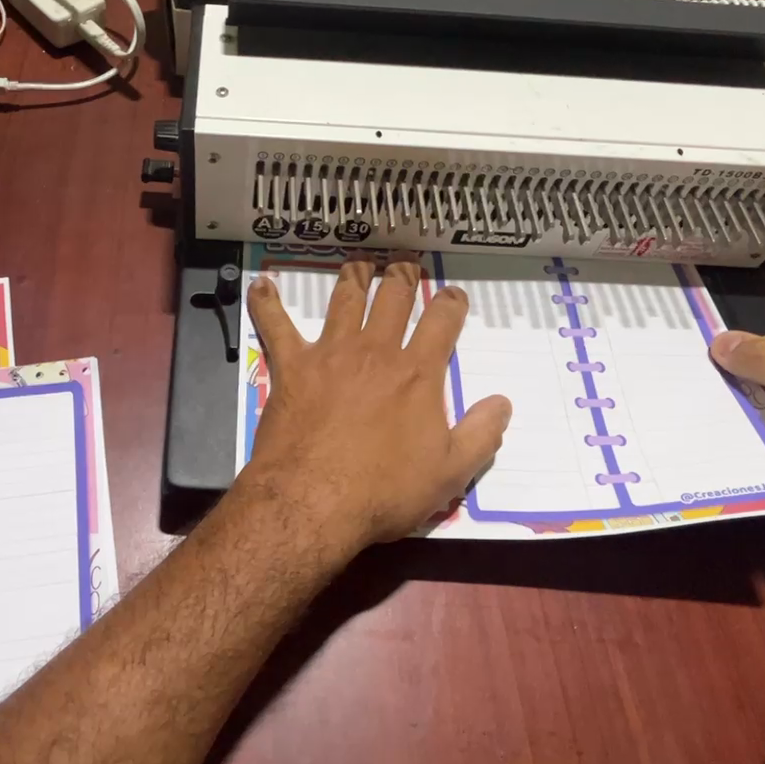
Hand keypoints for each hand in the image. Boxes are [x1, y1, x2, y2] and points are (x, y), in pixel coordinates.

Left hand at [238, 256, 511, 551]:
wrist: (315, 500)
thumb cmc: (385, 491)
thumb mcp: (450, 472)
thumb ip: (482, 434)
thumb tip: (502, 402)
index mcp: (417, 373)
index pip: (442, 322)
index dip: (451, 303)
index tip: (453, 296)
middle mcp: (376, 352)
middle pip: (393, 298)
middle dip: (403, 277)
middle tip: (405, 266)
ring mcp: (331, 354)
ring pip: (345, 300)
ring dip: (354, 277)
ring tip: (359, 263)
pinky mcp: (291, 366)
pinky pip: (275, 325)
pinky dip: (266, 303)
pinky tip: (262, 284)